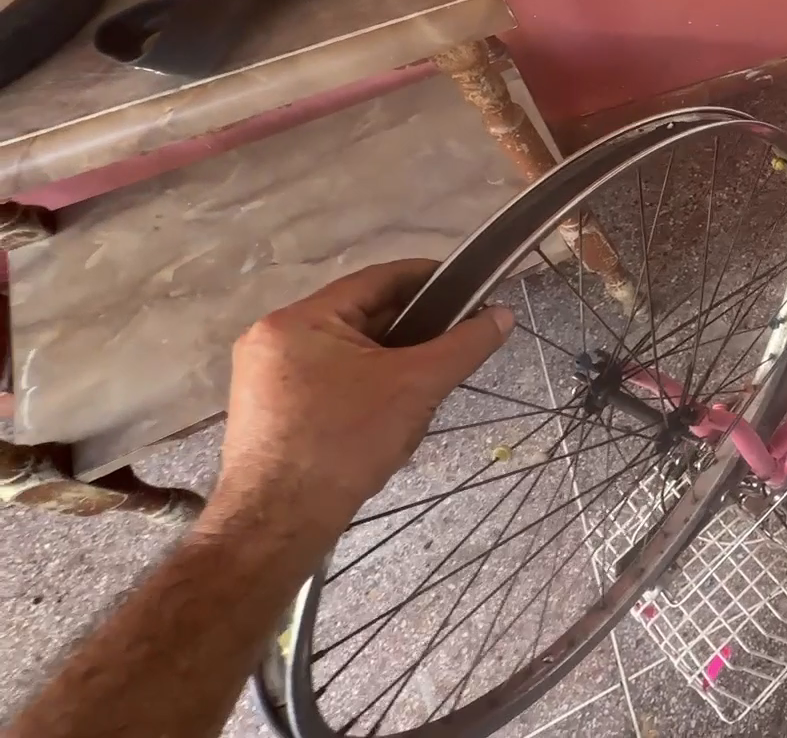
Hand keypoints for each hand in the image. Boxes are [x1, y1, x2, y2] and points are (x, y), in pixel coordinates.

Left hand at [215, 259, 512, 536]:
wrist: (281, 521)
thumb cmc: (346, 439)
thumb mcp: (419, 384)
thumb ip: (466, 343)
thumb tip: (505, 315)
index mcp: (300, 321)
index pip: (379, 280)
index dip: (431, 278)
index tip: (472, 287)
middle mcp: (274, 338)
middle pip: (366, 314)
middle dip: (418, 325)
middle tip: (460, 339)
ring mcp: (268, 374)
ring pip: (354, 347)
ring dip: (398, 355)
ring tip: (434, 375)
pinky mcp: (273, 406)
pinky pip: (336, 373)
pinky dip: (373, 378)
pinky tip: (398, 402)